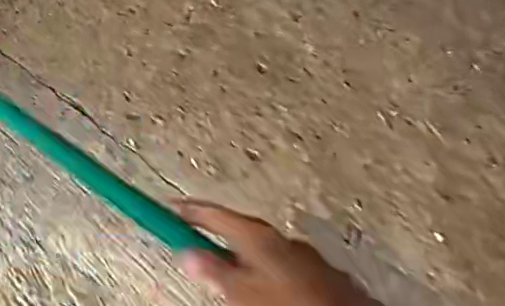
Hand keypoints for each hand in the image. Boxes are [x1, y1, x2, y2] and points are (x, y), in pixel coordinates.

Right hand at [175, 201, 379, 305]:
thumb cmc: (291, 304)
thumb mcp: (240, 290)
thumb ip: (211, 269)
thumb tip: (187, 254)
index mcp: (256, 233)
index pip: (207, 211)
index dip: (182, 209)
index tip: (165, 207)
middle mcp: (285, 238)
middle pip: (241, 230)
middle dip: (221, 239)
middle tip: (202, 249)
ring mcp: (316, 261)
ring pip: (271, 252)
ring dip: (252, 260)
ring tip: (243, 280)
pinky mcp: (340, 284)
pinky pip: (295, 270)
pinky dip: (279, 275)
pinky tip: (278, 293)